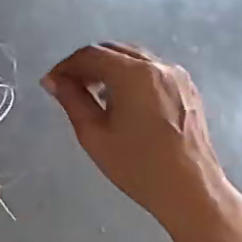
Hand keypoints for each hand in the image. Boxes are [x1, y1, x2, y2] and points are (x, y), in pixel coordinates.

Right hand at [42, 43, 241, 241]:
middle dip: (85, 64)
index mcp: (134, 75)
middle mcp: (158, 67)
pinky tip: (118, 99)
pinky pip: (149, 70)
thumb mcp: (92, 133)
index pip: (90, 55)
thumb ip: (71, 99)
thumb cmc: (137, 165)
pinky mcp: (187, 90)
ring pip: (131, 58)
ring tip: (90, 93)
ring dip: (106, 68)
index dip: (65, 66)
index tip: (50, 83)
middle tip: (66, 86)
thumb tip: (53, 80)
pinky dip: (127, 75)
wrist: (191, 191)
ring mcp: (177, 77)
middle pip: (112, 50)